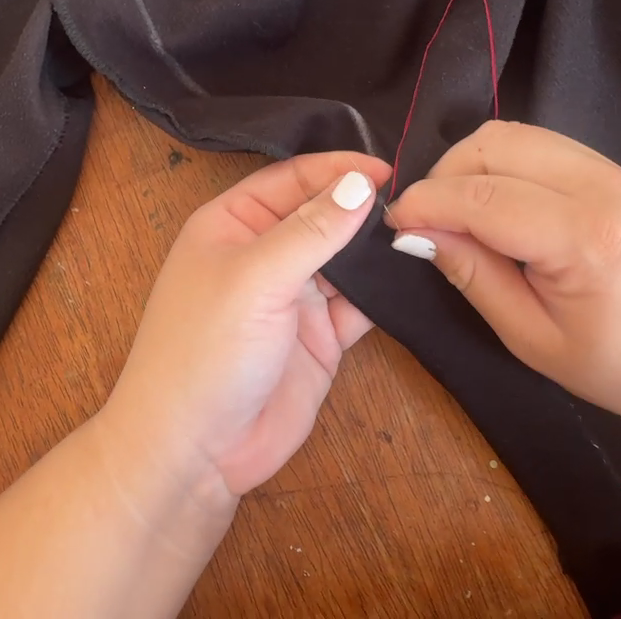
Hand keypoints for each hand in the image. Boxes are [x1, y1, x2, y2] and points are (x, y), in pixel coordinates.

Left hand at [101, 151, 389, 501]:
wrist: (195, 451)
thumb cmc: (206, 348)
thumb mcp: (255, 278)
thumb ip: (311, 230)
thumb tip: (360, 182)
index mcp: (234, 222)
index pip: (293, 178)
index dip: (337, 168)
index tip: (388, 168)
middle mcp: (266, 252)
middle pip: (323, 213)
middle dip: (363, 205)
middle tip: (420, 197)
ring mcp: (294, 295)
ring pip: (346, 257)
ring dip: (377, 248)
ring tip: (425, 230)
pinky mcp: (320, 336)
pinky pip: (359, 303)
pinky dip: (384, 292)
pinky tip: (415, 275)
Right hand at [385, 120, 620, 439]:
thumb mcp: (532, 339)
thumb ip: (473, 275)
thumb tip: (416, 232)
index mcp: (584, 238)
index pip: (481, 197)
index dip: (426, 203)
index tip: (392, 224)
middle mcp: (599, 185)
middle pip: (492, 146)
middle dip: (443, 177)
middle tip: (426, 223)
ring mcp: (610, 169)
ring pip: (510, 134)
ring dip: (468, 165)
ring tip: (455, 212)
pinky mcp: (612, 168)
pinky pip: (535, 142)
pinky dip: (498, 162)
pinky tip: (492, 201)